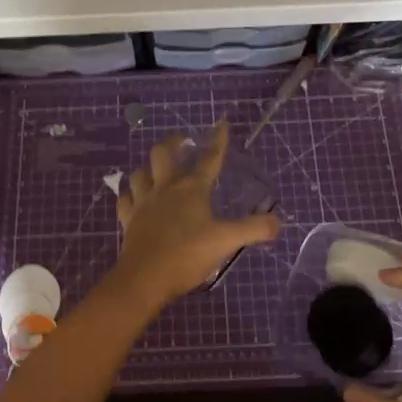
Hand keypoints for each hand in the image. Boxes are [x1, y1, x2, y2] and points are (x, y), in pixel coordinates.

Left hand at [113, 120, 278, 310]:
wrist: (144, 278)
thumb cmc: (187, 254)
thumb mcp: (226, 241)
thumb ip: (253, 229)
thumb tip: (277, 221)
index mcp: (191, 189)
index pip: (209, 159)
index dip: (217, 141)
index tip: (222, 124)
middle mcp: (165, 188)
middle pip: (163, 153)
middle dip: (173, 143)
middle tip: (182, 142)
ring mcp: (143, 202)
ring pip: (140, 173)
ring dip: (148, 167)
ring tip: (155, 168)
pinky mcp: (128, 220)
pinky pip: (124, 199)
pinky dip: (128, 194)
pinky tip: (132, 196)